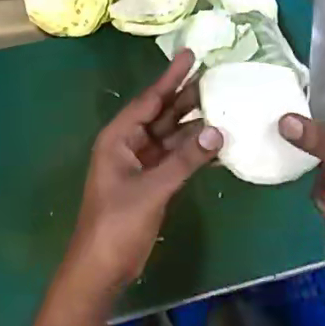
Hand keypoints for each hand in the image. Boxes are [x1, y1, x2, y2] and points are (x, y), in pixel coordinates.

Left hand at [63, 50, 222, 296]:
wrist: (101, 269)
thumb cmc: (117, 224)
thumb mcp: (152, 189)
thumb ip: (185, 160)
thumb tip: (216, 132)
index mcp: (118, 138)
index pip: (149, 100)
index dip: (170, 78)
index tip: (191, 55)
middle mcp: (129, 144)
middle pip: (161, 114)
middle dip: (186, 97)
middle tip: (215, 77)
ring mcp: (140, 164)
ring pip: (170, 136)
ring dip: (193, 126)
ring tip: (223, 106)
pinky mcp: (150, 183)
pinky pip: (175, 158)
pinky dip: (193, 152)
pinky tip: (216, 146)